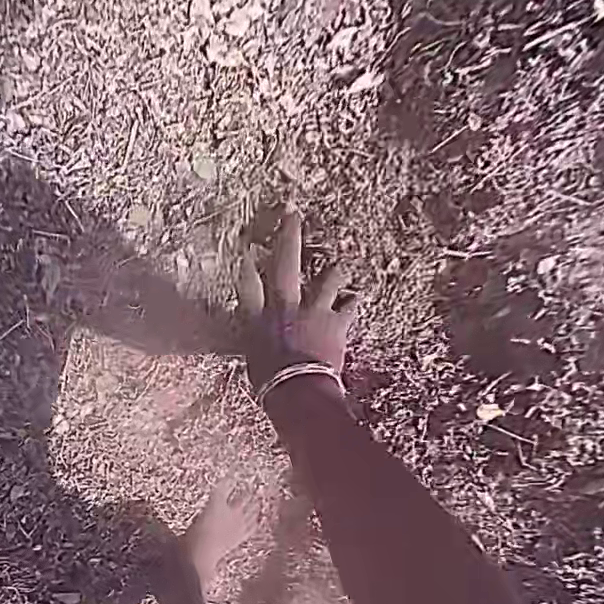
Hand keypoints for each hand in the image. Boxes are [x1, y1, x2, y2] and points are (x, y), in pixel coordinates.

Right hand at [236, 204, 361, 389]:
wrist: (298, 391)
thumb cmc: (270, 386)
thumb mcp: (254, 366)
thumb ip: (257, 351)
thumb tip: (259, 355)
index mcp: (258, 319)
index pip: (248, 285)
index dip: (247, 266)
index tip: (248, 250)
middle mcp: (285, 307)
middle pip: (285, 263)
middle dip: (289, 236)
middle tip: (293, 212)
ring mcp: (313, 312)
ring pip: (327, 279)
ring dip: (334, 271)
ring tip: (341, 264)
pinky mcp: (337, 324)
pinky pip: (349, 306)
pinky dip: (352, 302)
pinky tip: (356, 297)